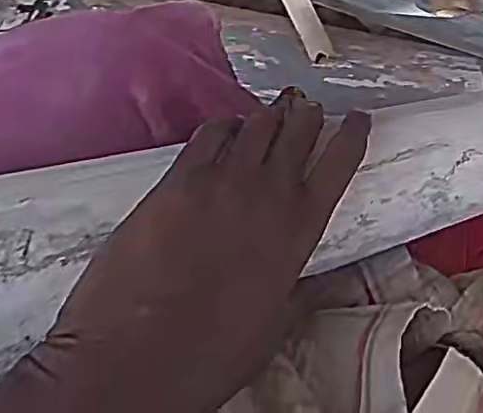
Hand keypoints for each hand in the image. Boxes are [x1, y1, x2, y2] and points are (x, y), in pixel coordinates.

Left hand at [0, 95, 370, 412]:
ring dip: (269, 117)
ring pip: (260, 121)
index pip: (343, 157)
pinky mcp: (180, 181)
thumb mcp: (273, 327)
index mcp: (302, 224)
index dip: (354, 131)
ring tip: (267, 119)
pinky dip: (225, 127)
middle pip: (302, 126)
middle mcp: (271, 191)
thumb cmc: (205, 357)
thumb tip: (315, 285)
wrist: (125, 368)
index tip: (357, 120)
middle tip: (306, 113)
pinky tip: (224, 134)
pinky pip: (212, 132)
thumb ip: (299, 292)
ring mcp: (225, 181)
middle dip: (308, 115)